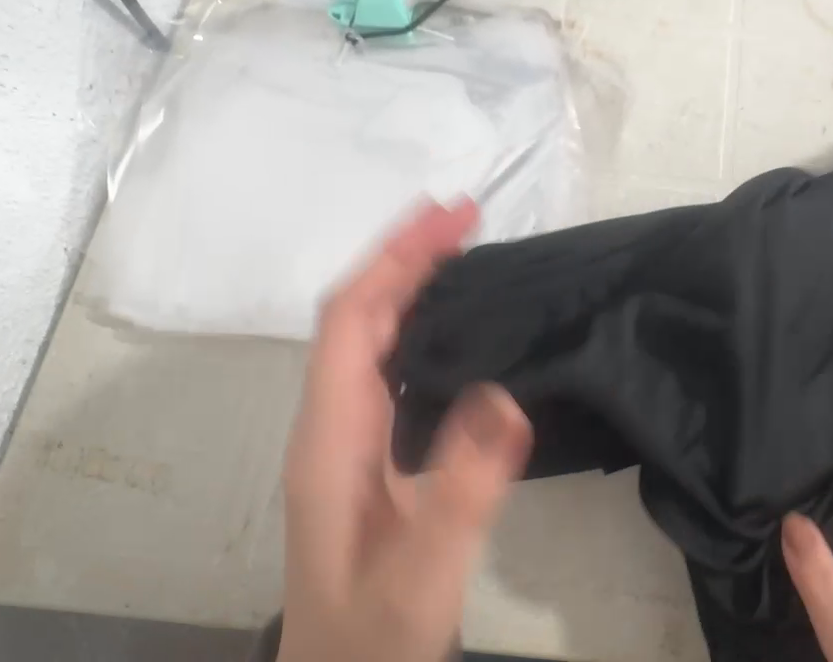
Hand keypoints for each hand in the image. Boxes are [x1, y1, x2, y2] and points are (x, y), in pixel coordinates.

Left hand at [279, 200, 533, 661]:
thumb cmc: (376, 632)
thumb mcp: (423, 573)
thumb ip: (460, 490)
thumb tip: (504, 397)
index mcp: (331, 436)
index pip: (353, 320)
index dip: (397, 260)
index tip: (453, 218)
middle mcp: (328, 421)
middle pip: (355, 312)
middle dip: (403, 253)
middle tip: (465, 213)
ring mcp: (342, 433)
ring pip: (366, 330)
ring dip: (406, 277)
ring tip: (459, 243)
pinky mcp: (363, 446)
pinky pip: (384, 356)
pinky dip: (414, 314)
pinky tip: (450, 314)